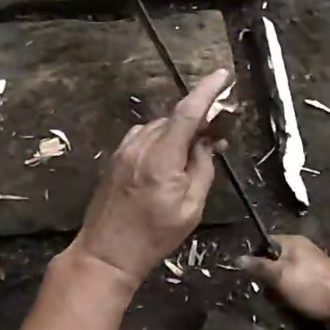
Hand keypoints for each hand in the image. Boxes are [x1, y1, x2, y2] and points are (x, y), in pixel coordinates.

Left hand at [69, 69, 232, 281]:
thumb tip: (207, 144)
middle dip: (198, 118)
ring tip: (194, 150)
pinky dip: (161, 139)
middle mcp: (141, 146)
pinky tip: (168, 158)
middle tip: (218, 130)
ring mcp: (124, 151)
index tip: (223, 76)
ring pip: (158, 128)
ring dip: (178, 131)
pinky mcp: (116, 159)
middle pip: (174, 119)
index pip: (188, 112)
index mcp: (163, 157)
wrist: (106, 253)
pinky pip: (144, 138)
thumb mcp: (191, 208)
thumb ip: (202, 169)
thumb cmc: (154, 235)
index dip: (207, 90)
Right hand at [238, 235, 329, 322]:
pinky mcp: (320, 284)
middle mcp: (304, 251)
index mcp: (294, 242)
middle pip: (274, 264)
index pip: (265, 243)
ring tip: (288, 306)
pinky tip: (298, 310)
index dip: (255, 258)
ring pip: (285, 281)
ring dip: (282, 295)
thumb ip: (257, 267)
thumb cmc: (311, 287)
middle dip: (270, 282)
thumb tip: (239, 258)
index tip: (252, 276)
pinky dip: (295, 300)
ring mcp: (314, 268)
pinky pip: (298, 290)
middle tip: (274, 294)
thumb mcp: (278, 276)